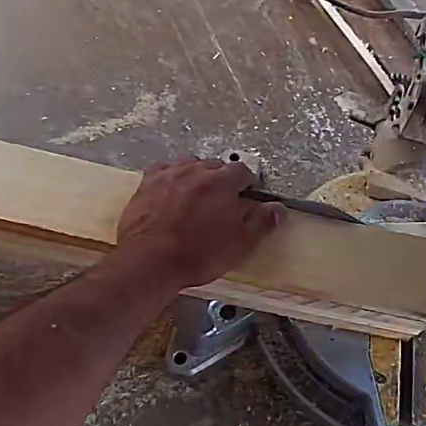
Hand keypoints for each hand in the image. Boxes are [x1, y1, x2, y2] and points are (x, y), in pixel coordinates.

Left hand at [110, 159, 281, 290]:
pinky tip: (172, 190)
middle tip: (223, 199)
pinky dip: (171, 177)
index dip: (247, 182)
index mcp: (222, 182)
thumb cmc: (196, 254)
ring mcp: (169, 175)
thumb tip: (277, 209)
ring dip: (197, 176)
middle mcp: (196, 171)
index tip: (247, 192)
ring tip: (198, 195)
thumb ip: (260, 223)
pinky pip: (164, 171)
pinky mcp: (147, 184)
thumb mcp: (239, 244)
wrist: (151, 260)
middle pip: (215, 165)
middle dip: (222, 179)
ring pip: (189, 165)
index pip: (242, 170)